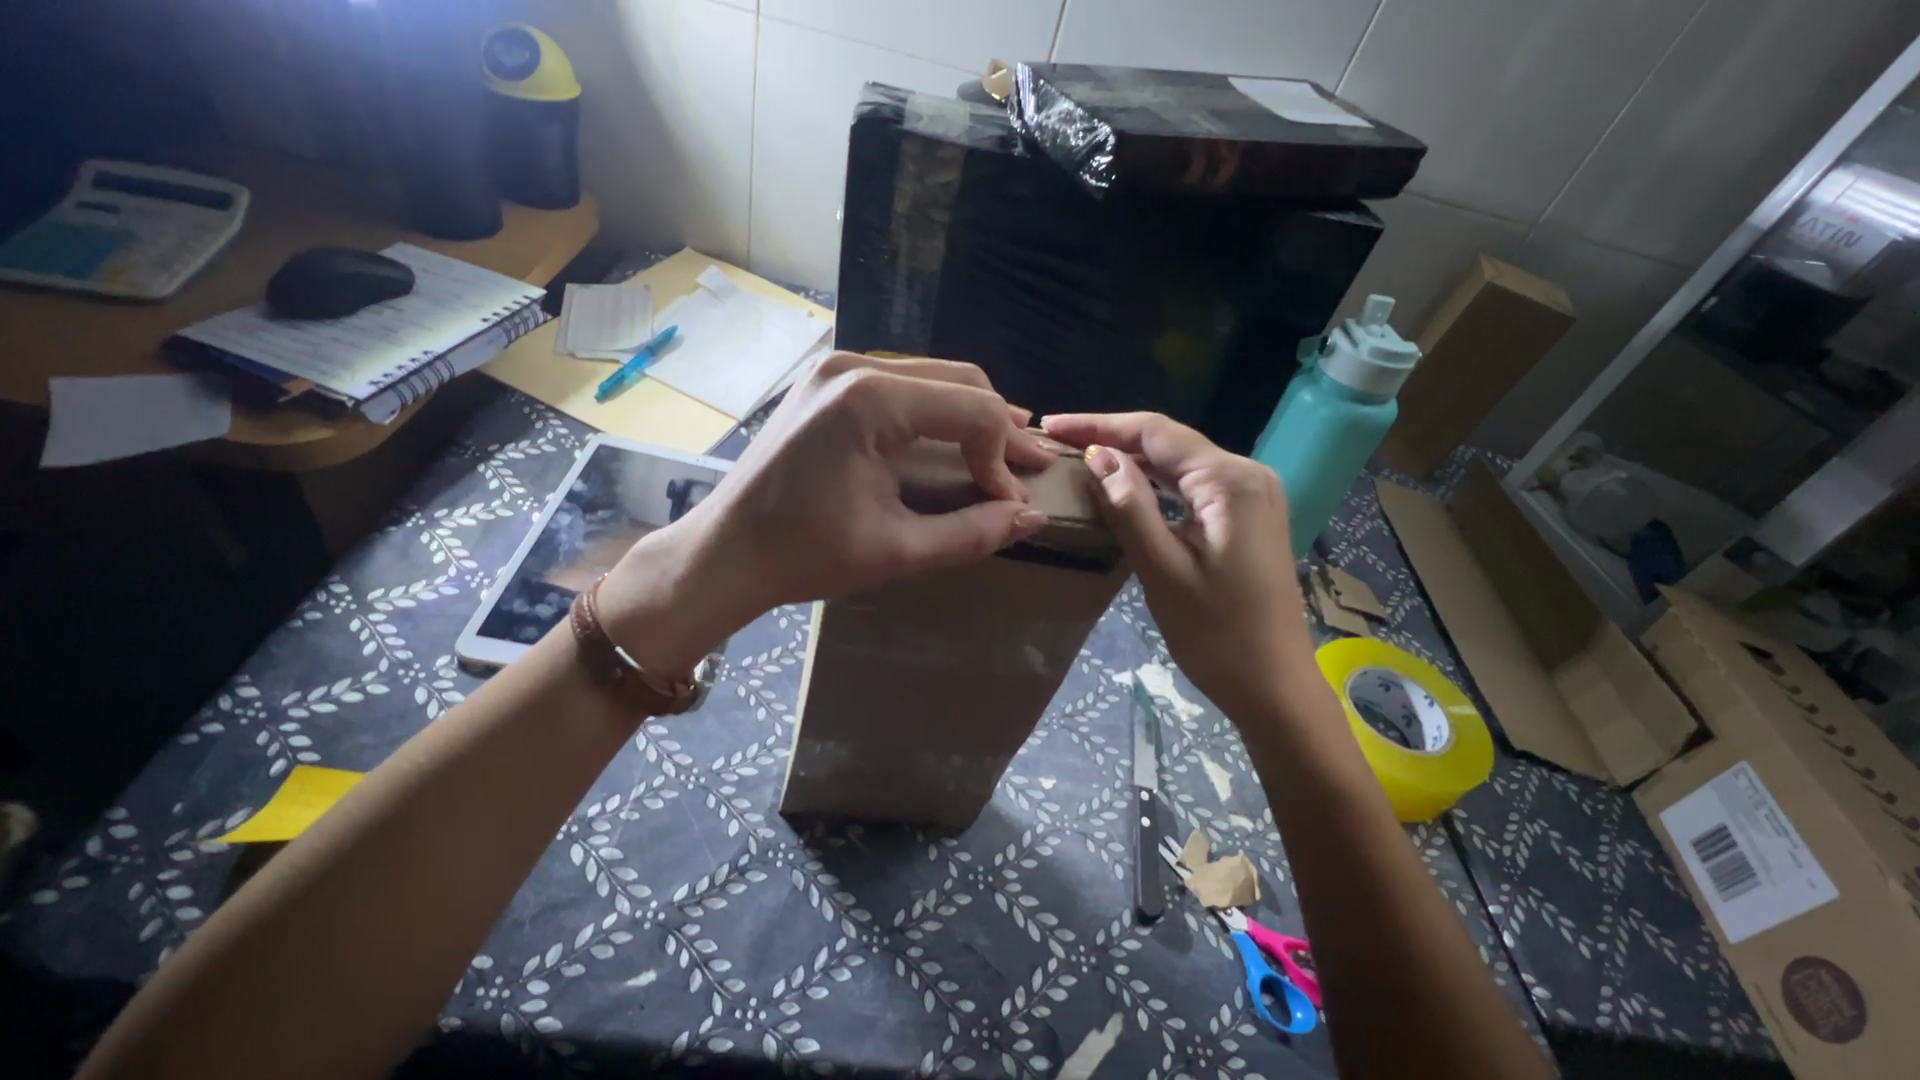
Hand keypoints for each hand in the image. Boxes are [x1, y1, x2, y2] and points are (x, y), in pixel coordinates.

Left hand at [599, 354, 1053, 673]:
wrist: (725, 552)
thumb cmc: (803, 554)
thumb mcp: (896, 550)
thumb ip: (972, 532)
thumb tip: (1033, 519)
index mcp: (870, 400)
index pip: (974, 408)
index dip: (1002, 457)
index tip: (1008, 504)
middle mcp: (854, 366)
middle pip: (959, 380)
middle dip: (997, 428)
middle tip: (1028, 468)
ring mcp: (835, 369)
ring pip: (931, 378)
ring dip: (969, 416)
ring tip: (1003, 452)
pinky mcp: (824, 383)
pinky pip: (899, 384)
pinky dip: (934, 412)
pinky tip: (951, 436)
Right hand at [1041, 412, 1313, 717]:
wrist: (1273, 685)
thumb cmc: (1216, 634)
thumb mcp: (1162, 570)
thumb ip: (1129, 506)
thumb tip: (1098, 454)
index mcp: (1230, 480)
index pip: (1156, 433)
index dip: (1099, 425)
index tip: (1051, 424)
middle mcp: (1248, 474)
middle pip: (1170, 443)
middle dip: (1113, 437)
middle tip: (1057, 440)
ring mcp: (1252, 496)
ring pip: (1181, 464)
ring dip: (1132, 459)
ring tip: (1079, 456)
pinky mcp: (1248, 517)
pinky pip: (1193, 487)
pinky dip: (1156, 484)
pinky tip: (1124, 486)